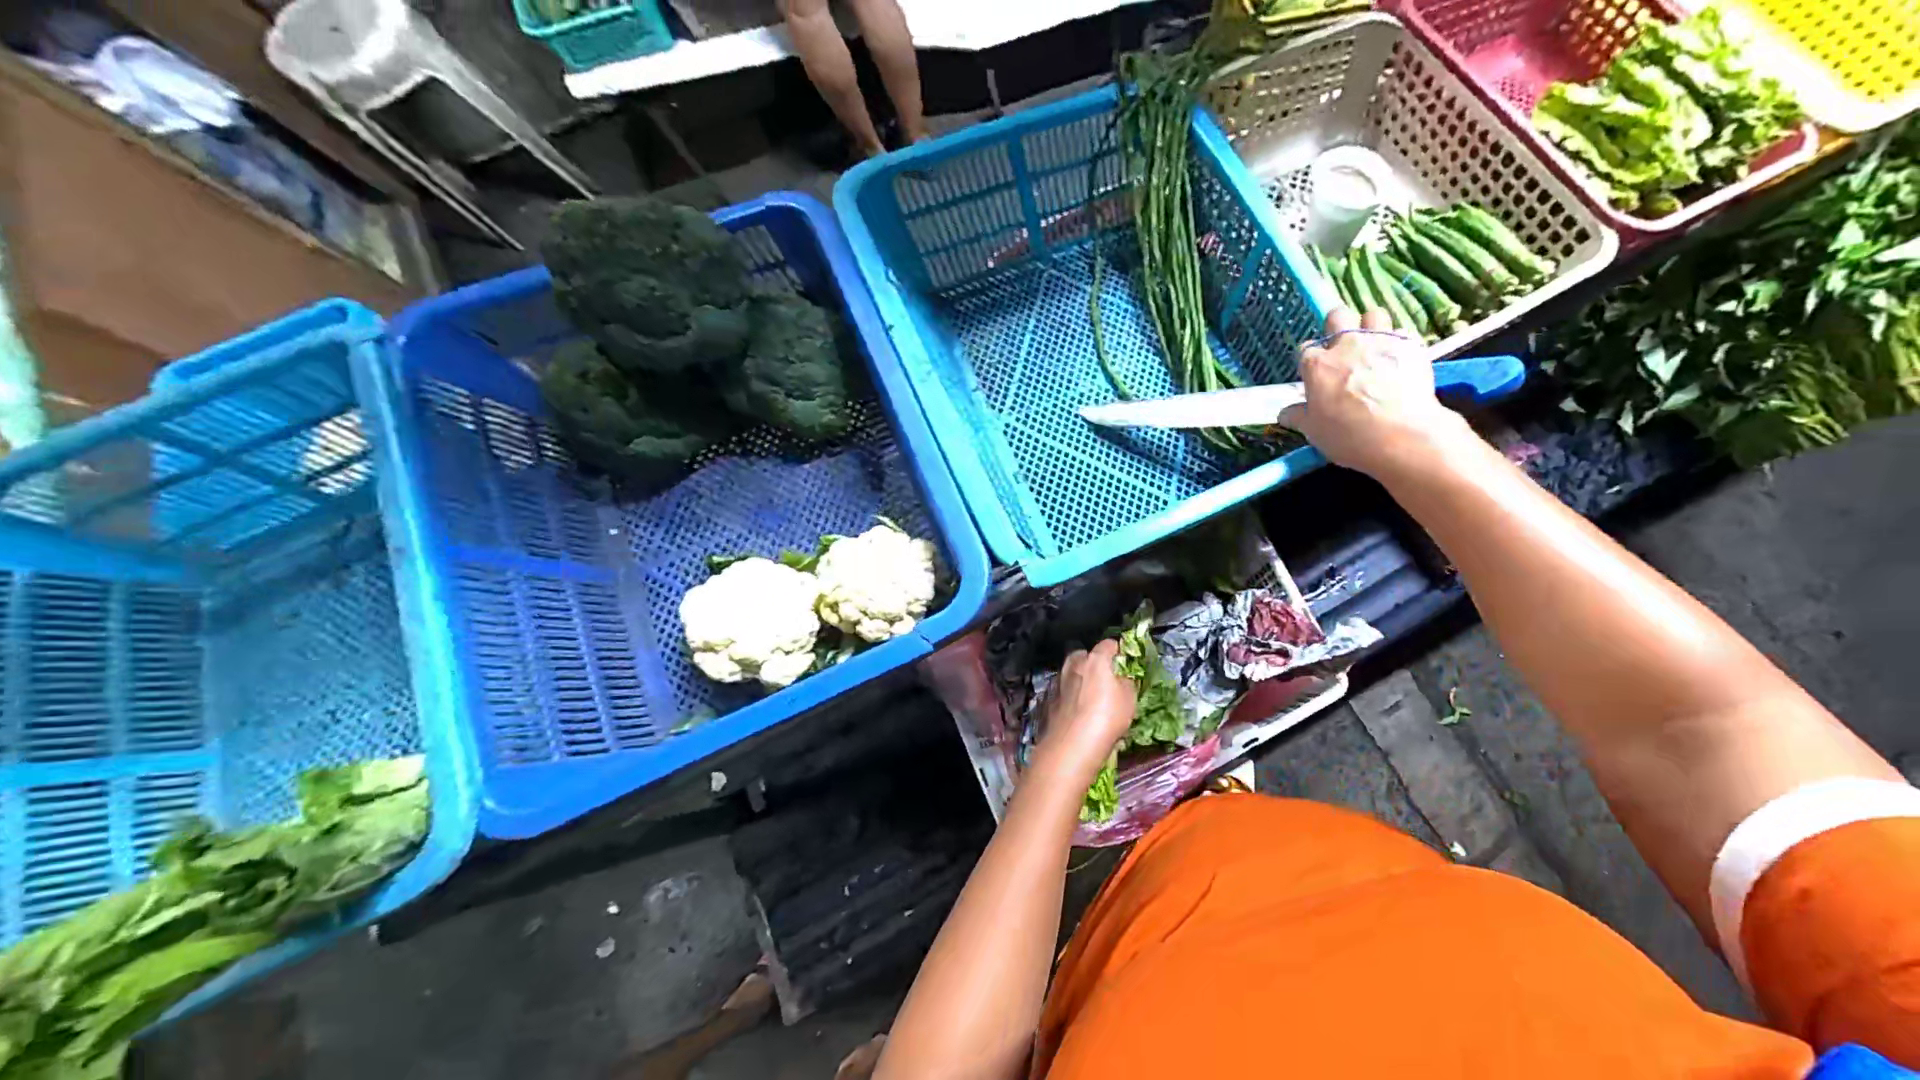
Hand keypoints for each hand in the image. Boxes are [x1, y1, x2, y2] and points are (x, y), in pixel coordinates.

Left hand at [1029, 640, 1134, 788]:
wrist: (1073, 743)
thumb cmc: (1107, 716)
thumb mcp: (1129, 699)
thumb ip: (1126, 683)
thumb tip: (1122, 679)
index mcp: (1095, 660)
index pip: (1108, 644)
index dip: (1117, 649)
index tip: (1123, 656)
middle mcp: (1074, 665)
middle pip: (1083, 655)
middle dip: (1092, 660)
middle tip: (1103, 674)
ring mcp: (1059, 681)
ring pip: (1070, 672)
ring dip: (1079, 677)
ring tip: (1089, 692)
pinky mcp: (1050, 699)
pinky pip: (1063, 690)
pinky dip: (1070, 693)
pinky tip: (1076, 707)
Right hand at [1277, 306, 1475, 479]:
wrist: (1403, 436)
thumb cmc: (1349, 435)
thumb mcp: (1313, 431)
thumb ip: (1299, 416)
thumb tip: (1286, 414)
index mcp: (1317, 365)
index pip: (1306, 349)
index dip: (1310, 360)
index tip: (1315, 373)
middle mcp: (1347, 345)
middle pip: (1337, 315)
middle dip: (1336, 325)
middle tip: (1341, 347)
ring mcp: (1381, 341)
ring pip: (1373, 314)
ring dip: (1370, 325)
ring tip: (1372, 346)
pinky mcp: (1411, 346)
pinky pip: (1402, 333)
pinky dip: (1398, 343)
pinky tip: (1398, 360)